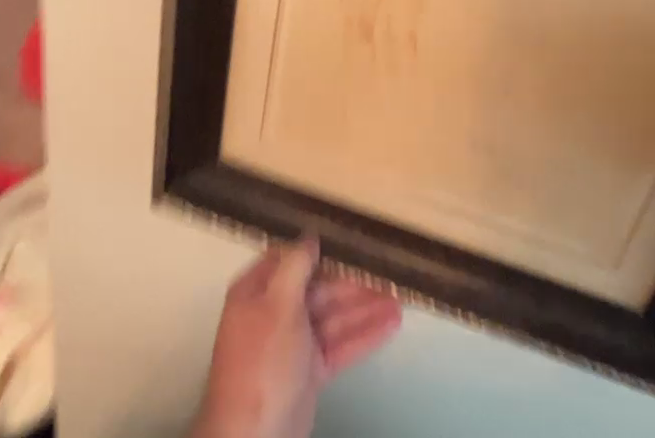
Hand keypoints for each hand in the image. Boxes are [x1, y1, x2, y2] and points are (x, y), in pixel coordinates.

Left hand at [191, 238, 402, 437]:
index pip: (290, 260)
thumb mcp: (278, 305)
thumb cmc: (263, 361)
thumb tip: (309, 236)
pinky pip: (340, 345)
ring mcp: (294, 344)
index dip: (320, 252)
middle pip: (319, 289)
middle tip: (388, 275)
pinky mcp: (311, 370)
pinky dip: (364, 335)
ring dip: (365, 309)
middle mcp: (274, 313)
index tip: (352, 242)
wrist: (256, 435)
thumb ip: (296, 267)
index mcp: (257, 292)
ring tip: (399, 299)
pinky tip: (391, 324)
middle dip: (353, 284)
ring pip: (334, 318)